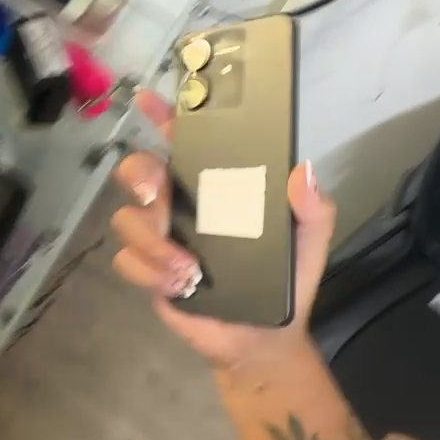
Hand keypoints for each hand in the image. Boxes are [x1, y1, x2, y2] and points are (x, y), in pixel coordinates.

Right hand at [109, 90, 336, 369]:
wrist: (262, 339)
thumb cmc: (284, 281)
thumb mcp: (309, 239)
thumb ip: (312, 207)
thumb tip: (304, 174)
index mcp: (213, 186)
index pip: (182, 142)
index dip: (163, 117)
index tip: (149, 101)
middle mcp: (180, 204)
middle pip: (137, 170)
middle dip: (139, 176)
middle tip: (158, 197)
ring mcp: (159, 236)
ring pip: (127, 218)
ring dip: (154, 243)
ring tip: (188, 270)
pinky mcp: (147, 270)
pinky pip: (126, 260)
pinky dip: (150, 272)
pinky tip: (178, 287)